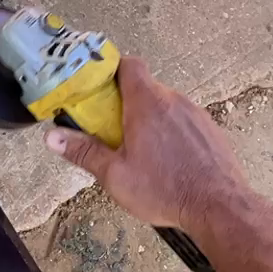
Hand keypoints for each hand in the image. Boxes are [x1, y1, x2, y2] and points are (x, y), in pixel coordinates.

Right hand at [45, 56, 248, 233]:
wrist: (219, 207)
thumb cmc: (166, 190)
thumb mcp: (114, 175)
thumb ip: (83, 152)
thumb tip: (53, 137)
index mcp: (146, 104)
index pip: (128, 65)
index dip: (111, 70)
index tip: (97, 88)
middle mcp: (173, 101)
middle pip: (143, 88)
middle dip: (124, 104)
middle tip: (111, 130)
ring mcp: (195, 114)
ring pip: (164, 106)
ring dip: (148, 120)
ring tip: (139, 151)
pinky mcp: (209, 130)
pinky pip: (183, 121)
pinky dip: (170, 133)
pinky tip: (166, 160)